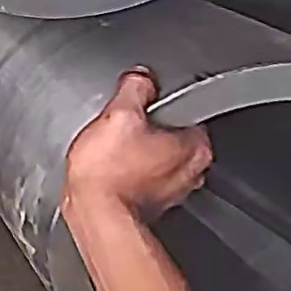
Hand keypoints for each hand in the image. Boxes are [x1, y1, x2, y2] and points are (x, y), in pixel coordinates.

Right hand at [65, 68, 212, 220]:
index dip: (155, 101)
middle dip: (144, 126)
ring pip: (157, 154)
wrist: (95, 212)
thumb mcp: (118, 114)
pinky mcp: (153, 200)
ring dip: (136, 148)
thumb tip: (141, 78)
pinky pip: (144, 173)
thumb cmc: (108, 171)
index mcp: (194, 146)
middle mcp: (192, 170)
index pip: (185, 110)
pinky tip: (109, 165)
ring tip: (110, 146)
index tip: (133, 104)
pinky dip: (129, 167)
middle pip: (170, 132)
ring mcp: (174, 189)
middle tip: (117, 125)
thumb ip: (134, 89)